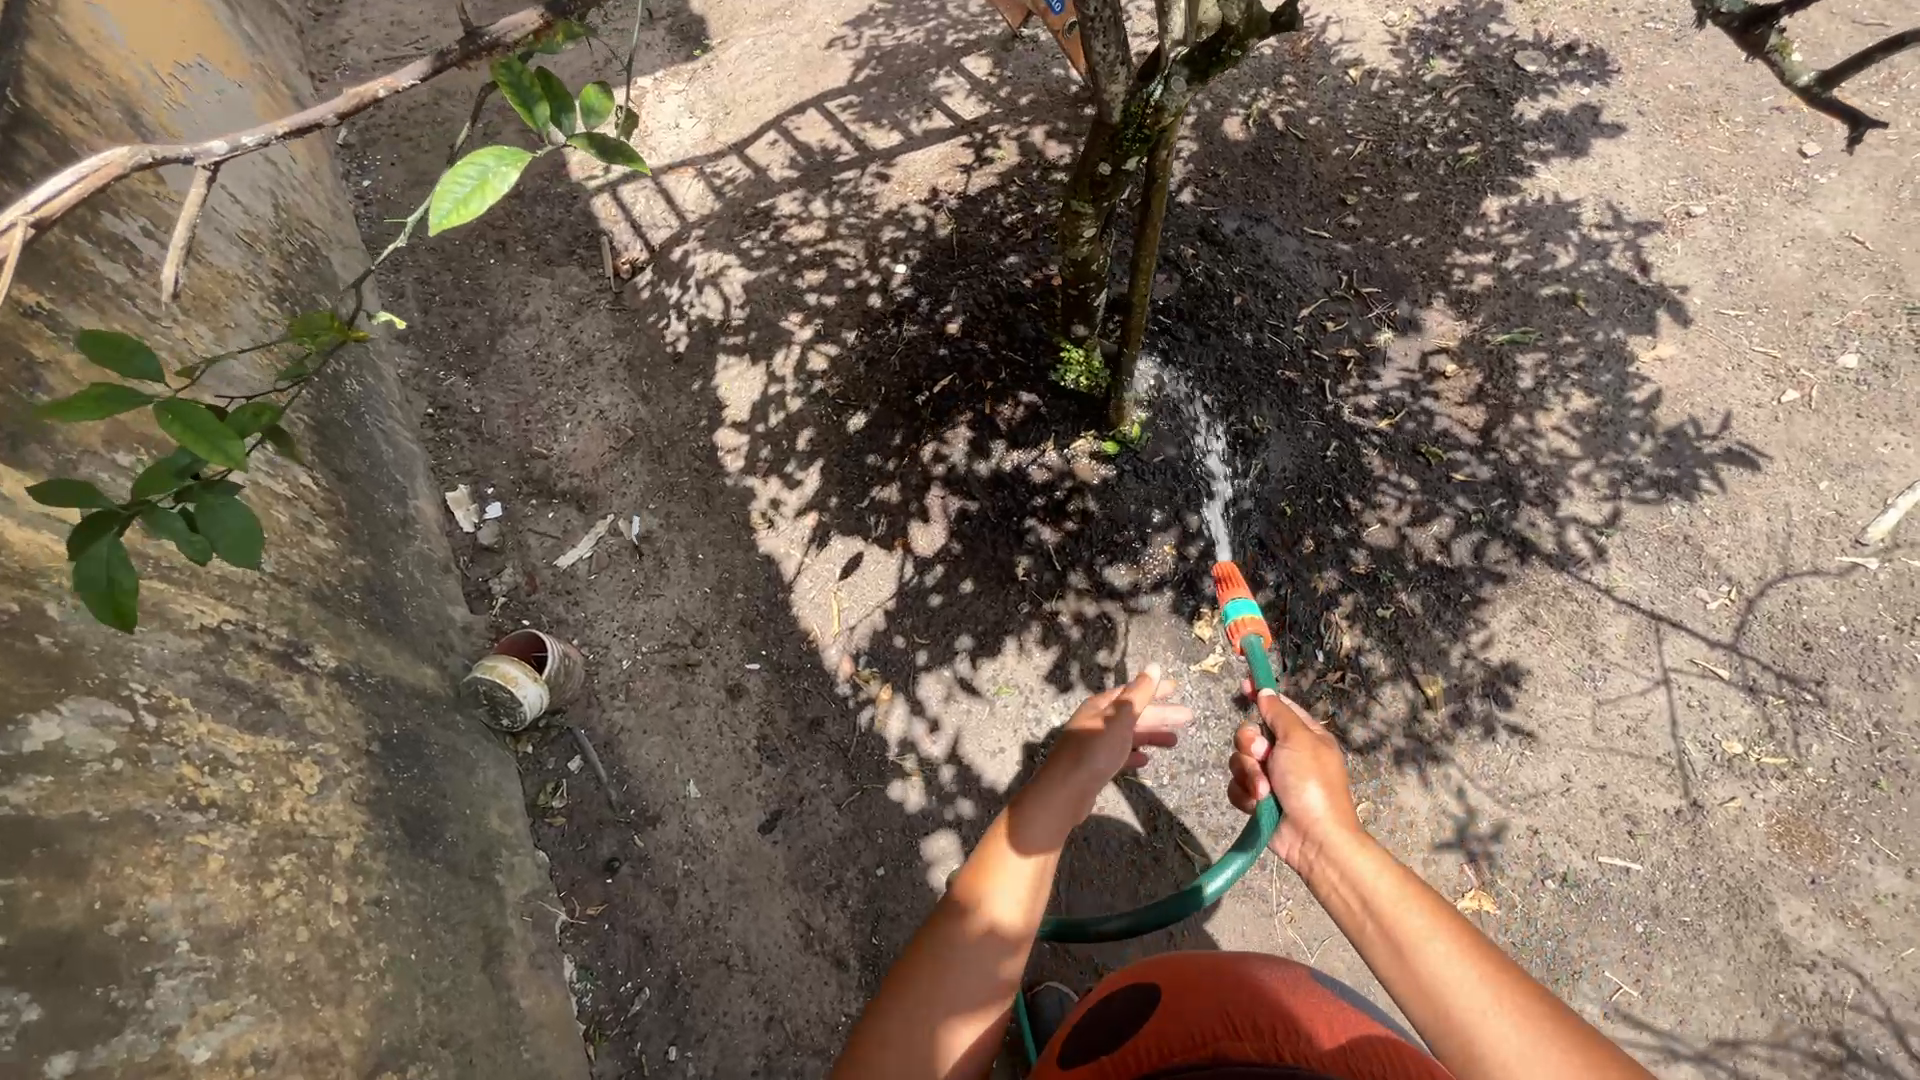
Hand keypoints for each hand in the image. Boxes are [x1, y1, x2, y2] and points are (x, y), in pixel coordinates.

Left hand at [1040, 665, 1191, 818]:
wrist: (1066, 790)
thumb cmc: (1095, 749)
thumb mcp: (1119, 718)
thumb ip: (1138, 694)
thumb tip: (1154, 667)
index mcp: (1100, 707)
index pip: (1130, 692)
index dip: (1153, 689)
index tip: (1175, 687)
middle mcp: (1096, 722)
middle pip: (1132, 714)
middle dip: (1159, 714)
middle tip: (1188, 716)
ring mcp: (1095, 745)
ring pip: (1128, 736)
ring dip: (1150, 736)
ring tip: (1174, 741)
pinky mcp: (1095, 767)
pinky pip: (1119, 756)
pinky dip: (1133, 755)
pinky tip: (1145, 761)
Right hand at [1227, 686, 1364, 875]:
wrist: (1313, 838)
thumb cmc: (1312, 784)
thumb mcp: (1300, 740)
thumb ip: (1279, 713)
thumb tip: (1265, 691)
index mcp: (1304, 736)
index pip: (1277, 707)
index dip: (1260, 696)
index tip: (1243, 685)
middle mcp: (1286, 754)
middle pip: (1250, 733)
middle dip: (1250, 745)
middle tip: (1262, 755)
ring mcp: (1270, 777)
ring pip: (1239, 760)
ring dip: (1249, 774)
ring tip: (1264, 791)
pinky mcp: (1257, 799)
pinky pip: (1236, 785)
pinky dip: (1245, 794)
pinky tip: (1257, 804)